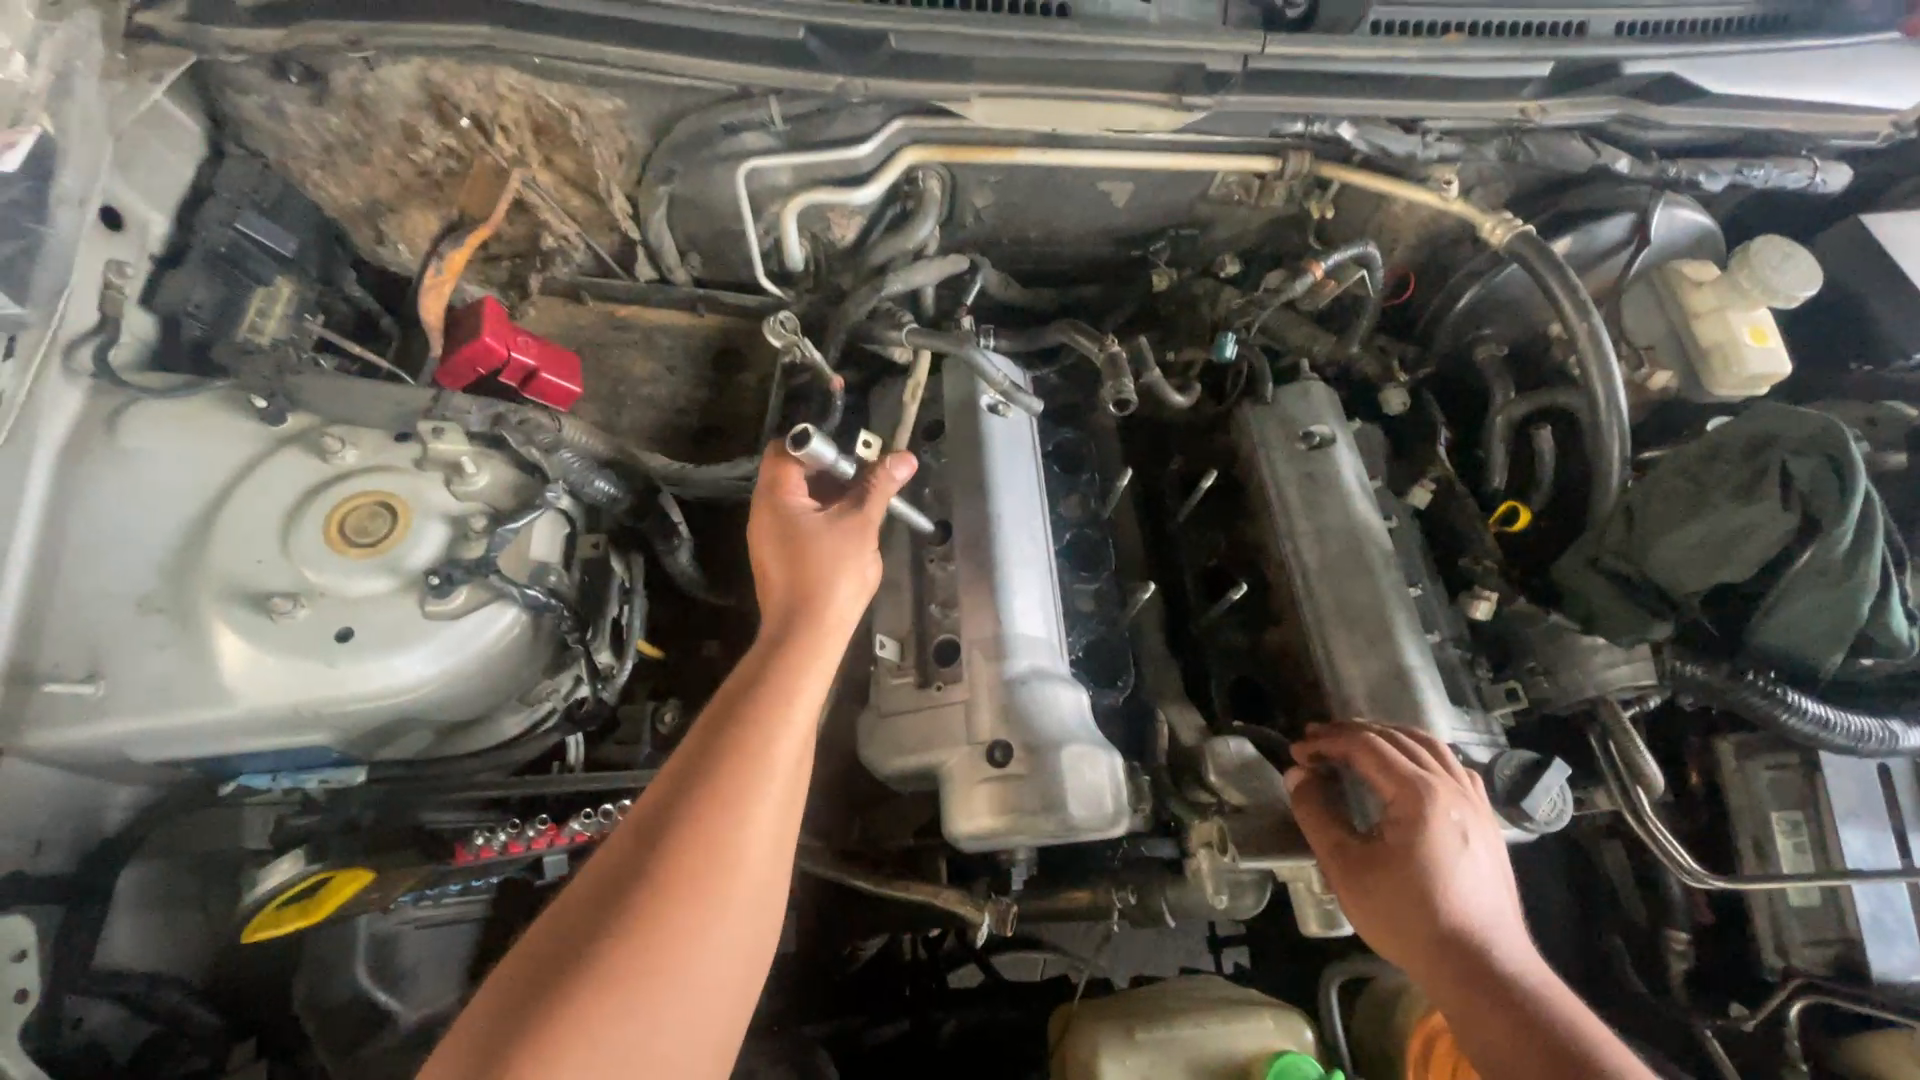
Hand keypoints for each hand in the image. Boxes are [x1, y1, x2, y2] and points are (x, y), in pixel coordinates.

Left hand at [746, 440, 916, 645]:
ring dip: (834, 499)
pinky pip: (801, 526)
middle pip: (796, 473)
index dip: (822, 445)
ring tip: (868, 508)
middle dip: (835, 473)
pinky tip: (853, 535)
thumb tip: (904, 457)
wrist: (806, 638)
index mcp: (775, 496)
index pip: (789, 448)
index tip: (855, 457)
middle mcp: (764, 512)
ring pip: (802, 502)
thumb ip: (878, 487)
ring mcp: (769, 538)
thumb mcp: (860, 525)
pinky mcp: (780, 559)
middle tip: (869, 481)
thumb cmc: (830, 575)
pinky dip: (826, 521)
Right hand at [1285, 721, 1539, 986]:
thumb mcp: (1345, 867)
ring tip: (1357, 745)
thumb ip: (1316, 814)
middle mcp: (1452, 787)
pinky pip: (1454, 768)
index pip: (1365, 745)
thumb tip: (1297, 775)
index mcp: (1418, 793)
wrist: (1481, 968)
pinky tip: (1409, 771)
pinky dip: (1423, 755)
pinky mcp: (1487, 823)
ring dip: (1389, 738)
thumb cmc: (1407, 917)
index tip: (1296, 752)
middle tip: (1316, 740)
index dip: (1326, 742)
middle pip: (1397, 738)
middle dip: (1352, 733)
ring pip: (1430, 747)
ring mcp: (1476, 804)